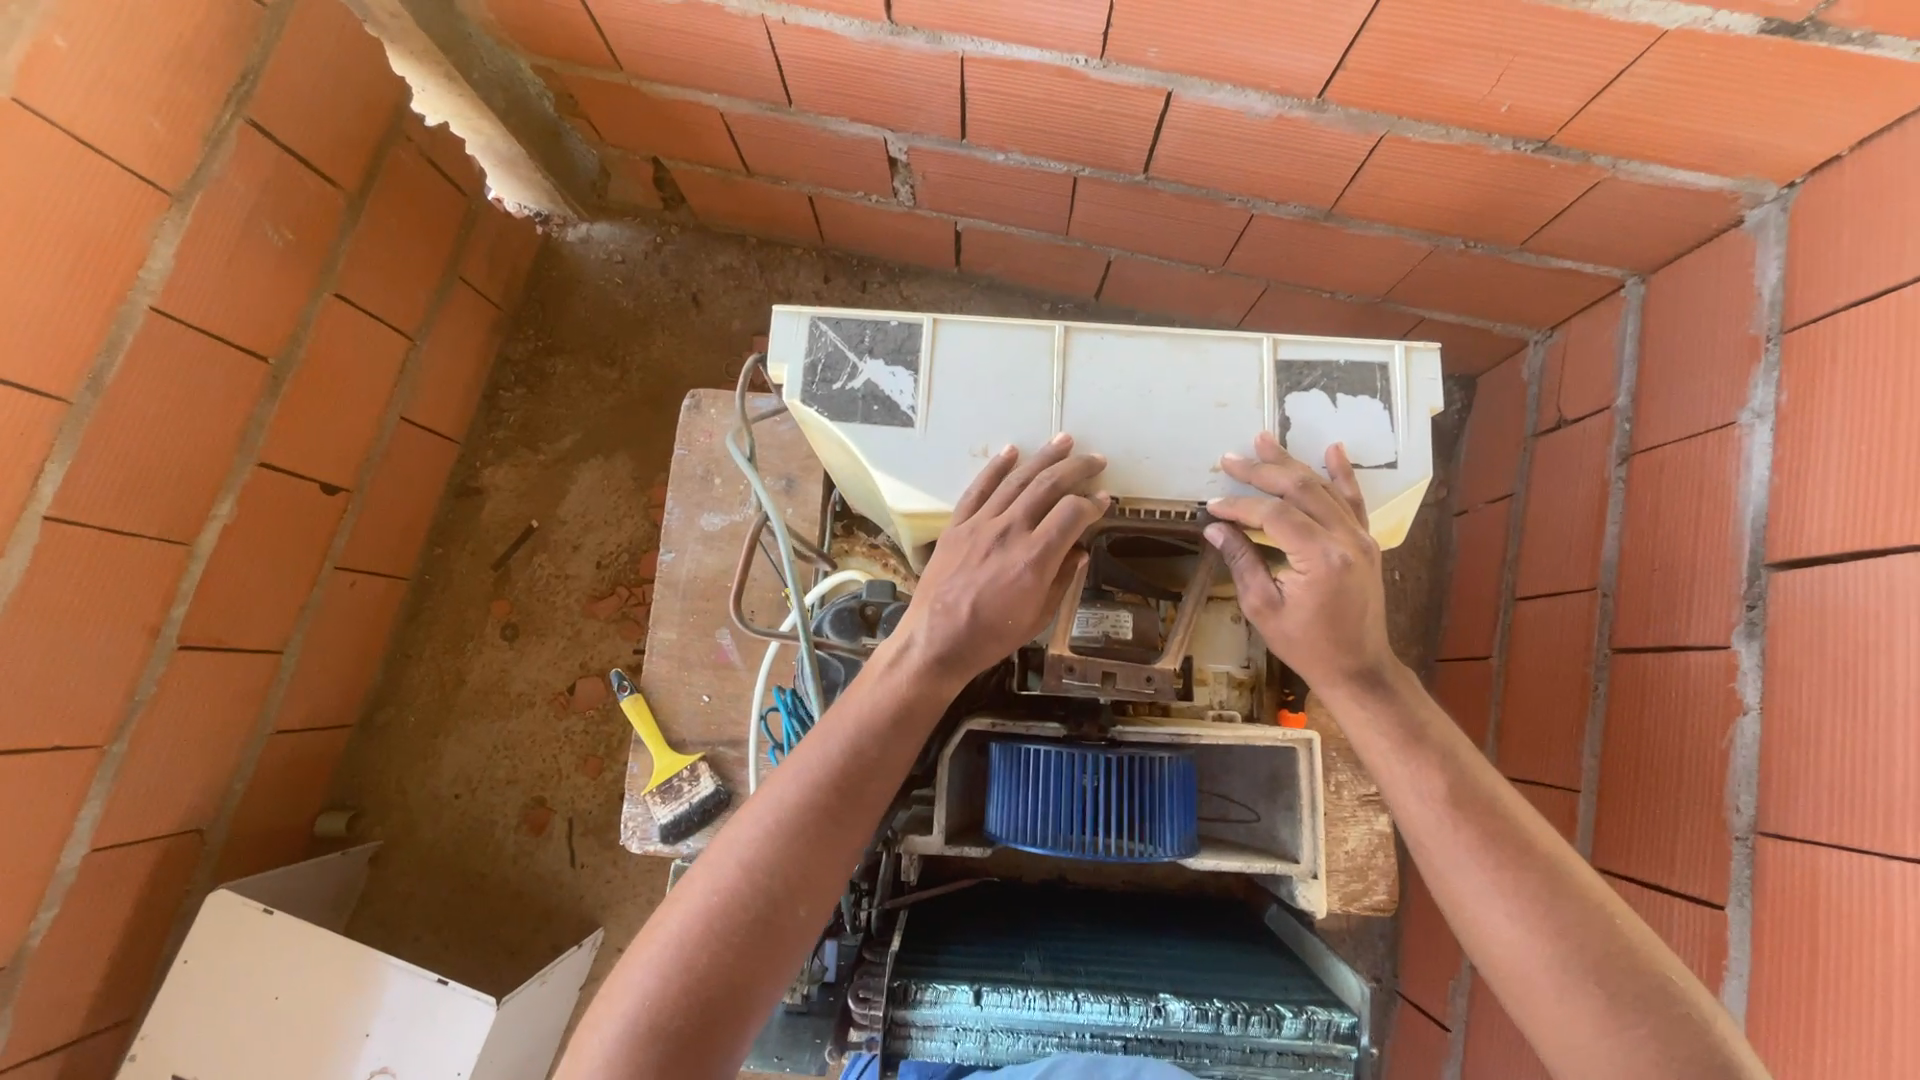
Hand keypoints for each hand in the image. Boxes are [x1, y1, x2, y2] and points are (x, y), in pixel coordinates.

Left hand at [889, 434, 1108, 685]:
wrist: (936, 641)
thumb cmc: (991, 637)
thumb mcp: (1039, 617)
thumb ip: (1062, 581)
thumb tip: (1079, 552)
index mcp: (1034, 558)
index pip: (1072, 513)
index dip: (1093, 503)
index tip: (1104, 500)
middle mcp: (1009, 532)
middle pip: (1048, 486)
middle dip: (1076, 468)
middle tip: (1096, 459)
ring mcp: (980, 525)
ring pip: (1016, 480)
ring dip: (1043, 457)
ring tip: (1064, 440)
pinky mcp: (957, 526)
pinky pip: (978, 489)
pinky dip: (995, 467)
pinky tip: (1011, 451)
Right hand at [1205, 432, 1398, 693]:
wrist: (1358, 668)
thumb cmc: (1305, 645)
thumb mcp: (1263, 608)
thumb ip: (1242, 561)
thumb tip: (1215, 528)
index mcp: (1319, 558)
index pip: (1273, 515)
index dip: (1240, 505)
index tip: (1211, 504)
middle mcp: (1345, 539)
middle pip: (1300, 489)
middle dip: (1261, 471)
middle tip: (1229, 458)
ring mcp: (1360, 538)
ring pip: (1324, 488)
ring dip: (1292, 463)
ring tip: (1264, 440)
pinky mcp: (1366, 542)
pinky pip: (1353, 500)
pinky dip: (1342, 473)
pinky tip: (1333, 450)